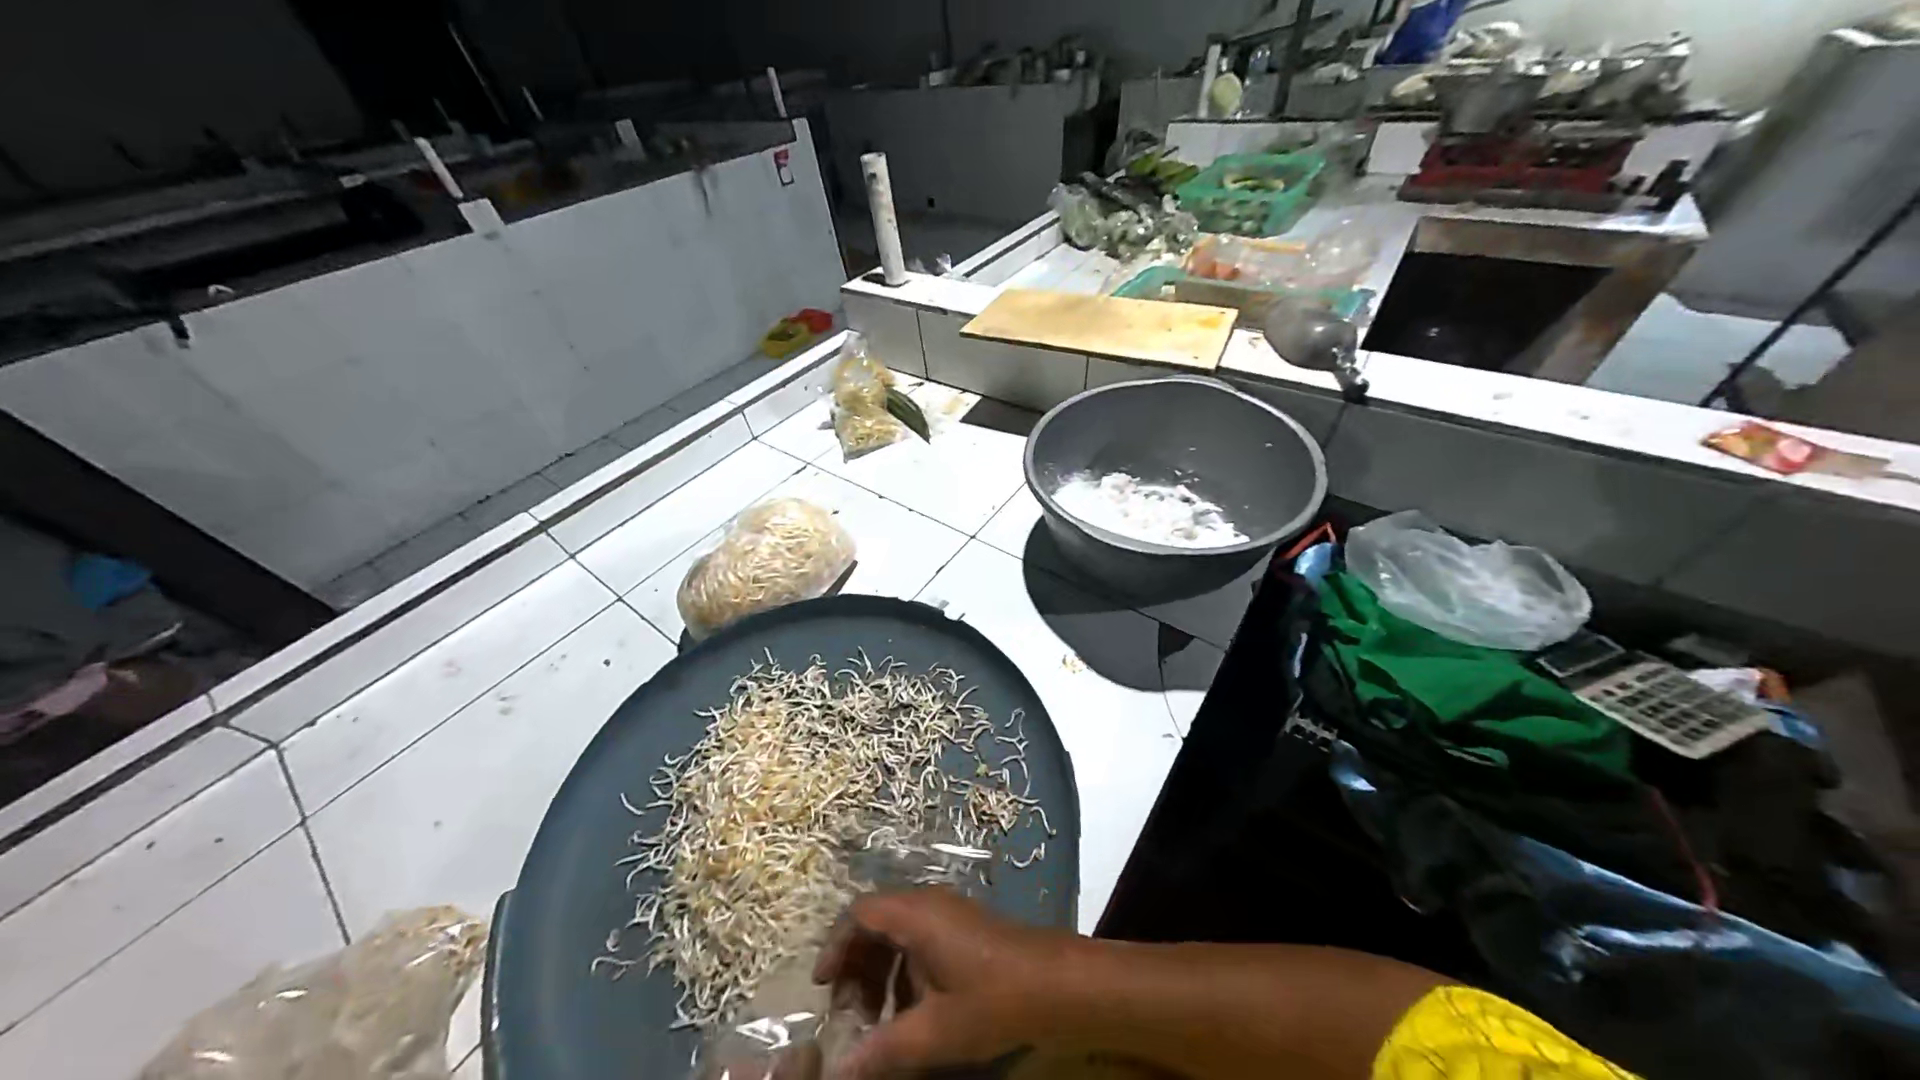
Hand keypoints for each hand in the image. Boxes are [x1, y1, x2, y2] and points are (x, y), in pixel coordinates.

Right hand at [812, 888, 1081, 1079]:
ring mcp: (948, 912)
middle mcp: (928, 903)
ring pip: (898, 932)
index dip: (835, 947)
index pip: (859, 914)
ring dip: (880, 971)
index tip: (823, 987)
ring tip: (877, 1018)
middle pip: (876, 922)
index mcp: (915, 915)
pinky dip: (904, 970)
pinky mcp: (964, 927)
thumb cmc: (993, 999)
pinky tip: (911, 1011)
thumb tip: (840, 1072)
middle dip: (856, 965)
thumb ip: (883, 1050)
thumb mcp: (934, 1032)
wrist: (1058, 982)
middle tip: (849, 1011)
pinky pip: (920, 938)